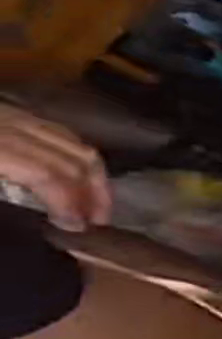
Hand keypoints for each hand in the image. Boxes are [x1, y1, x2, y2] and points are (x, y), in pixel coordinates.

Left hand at [0, 102, 110, 230]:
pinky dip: (79, 158)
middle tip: (95, 221)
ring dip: (96, 179)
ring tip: (94, 203)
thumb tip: (47, 212)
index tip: (75, 227)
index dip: (69, 202)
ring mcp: (11, 115)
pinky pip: (60, 134)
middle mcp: (7, 124)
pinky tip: (77, 176)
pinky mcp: (9, 111)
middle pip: (75, 159)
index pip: (48, 173)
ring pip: (77, 146)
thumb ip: (2, 189)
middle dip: (92, 194)